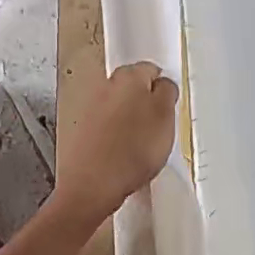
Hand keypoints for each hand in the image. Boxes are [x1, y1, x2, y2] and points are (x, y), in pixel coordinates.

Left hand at [52, 62, 179, 222]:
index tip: (170, 105)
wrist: (93, 184)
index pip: (152, 70)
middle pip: (133, 90)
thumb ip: (167, 93)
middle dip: (147, 106)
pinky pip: (108, 131)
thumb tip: (165, 86)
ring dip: (132, 124)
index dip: (164, 89)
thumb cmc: (130, 151)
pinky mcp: (84, 133)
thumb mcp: (166, 117)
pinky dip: (117, 140)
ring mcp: (91, 110)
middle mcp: (106, 87)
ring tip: (143, 148)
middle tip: (160, 129)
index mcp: (129, 75)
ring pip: (120, 111)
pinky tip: (126, 157)